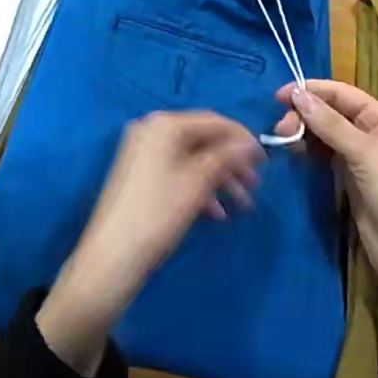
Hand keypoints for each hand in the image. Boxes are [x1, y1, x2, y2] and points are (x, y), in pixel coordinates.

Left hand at [38, 111, 264, 375]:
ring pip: (191, 158)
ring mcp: (143, 151)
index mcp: (164, 124)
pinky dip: (198, 187)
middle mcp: (151, 129)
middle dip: (231, 163)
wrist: (112, 256)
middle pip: (202, 139)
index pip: (212, 121)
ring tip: (241, 205)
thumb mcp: (197, 183)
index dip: (241, 139)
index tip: (265, 160)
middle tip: (255, 186)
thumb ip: (226, 157)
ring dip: (218, 178)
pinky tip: (216, 213)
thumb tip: (250, 144)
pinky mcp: (140, 172)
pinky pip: (177, 170)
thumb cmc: (158, 214)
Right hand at [274, 81, 377, 302]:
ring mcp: (362, 160)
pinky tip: (296, 155)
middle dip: (304, 115)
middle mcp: (372, 133)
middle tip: (280, 131)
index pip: (341, 93)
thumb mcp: (365, 154)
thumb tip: (296, 93)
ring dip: (304, 134)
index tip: (277, 96)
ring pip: (326, 135)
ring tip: (283, 142)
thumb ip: (329, 123)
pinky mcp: (352, 183)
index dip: (311, 90)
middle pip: (331, 113)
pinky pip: (326, 158)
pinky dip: (310, 153)